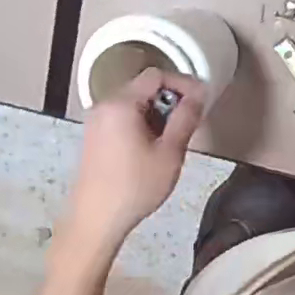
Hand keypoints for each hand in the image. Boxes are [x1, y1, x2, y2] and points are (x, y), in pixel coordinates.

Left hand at [63, 68, 206, 255]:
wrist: (97, 219)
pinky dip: (141, 123)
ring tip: (172, 140)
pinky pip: (122, 118)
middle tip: (188, 123)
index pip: (156, 76)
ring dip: (156, 114)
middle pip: (143, 87)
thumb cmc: (135, 188)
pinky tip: (152, 149)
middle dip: (170, 100)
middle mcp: (103, 106)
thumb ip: (186, 118)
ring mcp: (96, 121)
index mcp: (120, 104)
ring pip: (133, 104)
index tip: (200, 101)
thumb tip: (198, 95)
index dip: (183, 83)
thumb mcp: (170, 153)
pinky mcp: (94, 137)